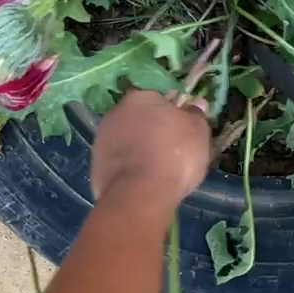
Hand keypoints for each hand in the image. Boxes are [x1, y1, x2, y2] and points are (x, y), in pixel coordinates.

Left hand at [90, 89, 212, 209]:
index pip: (157, 99)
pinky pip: (118, 163)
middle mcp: (115, 113)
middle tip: (171, 151)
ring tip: (157, 171)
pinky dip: (129, 170)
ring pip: (126, 141)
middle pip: (139, 119)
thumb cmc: (174, 155)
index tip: (182, 130)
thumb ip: (196, 115)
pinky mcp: (95, 166)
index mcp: (139, 97)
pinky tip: (142, 183)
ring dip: (138, 151)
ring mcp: (101, 140)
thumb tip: (196, 104)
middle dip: (152, 131)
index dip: (171, 114)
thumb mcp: (198, 131)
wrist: (140, 194)